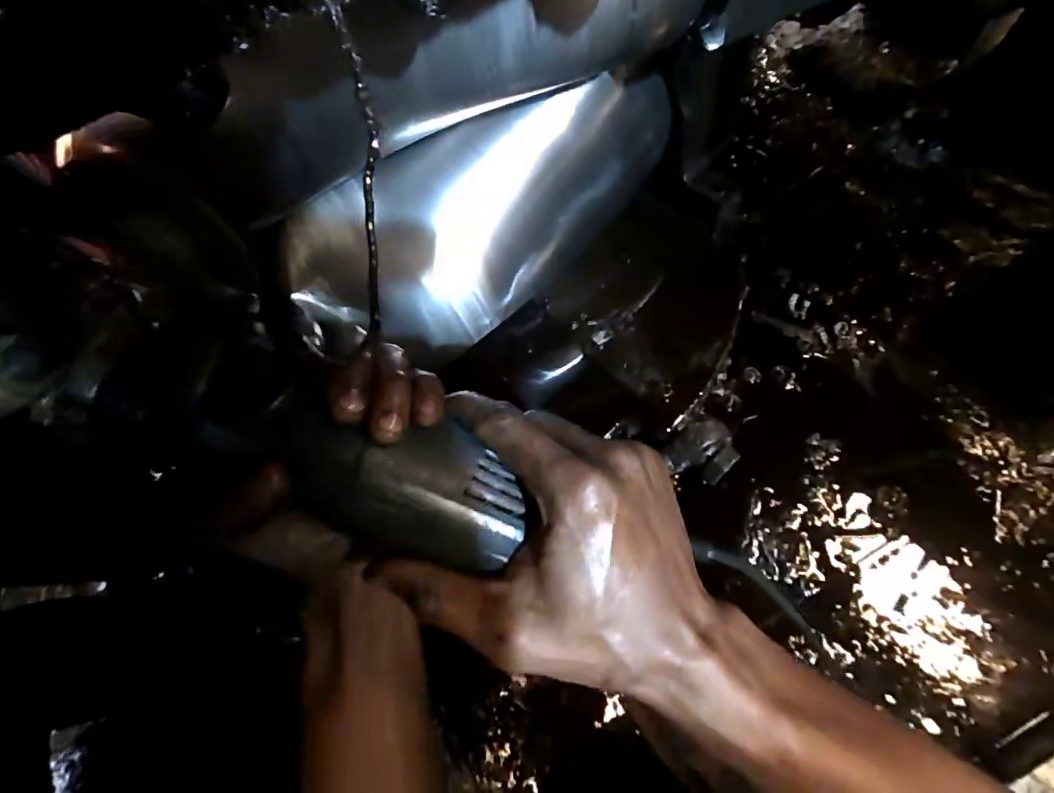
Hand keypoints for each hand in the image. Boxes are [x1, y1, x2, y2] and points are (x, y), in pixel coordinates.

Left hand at [232, 352, 447, 580]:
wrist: (355, 587)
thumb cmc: (299, 551)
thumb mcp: (242, 530)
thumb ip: (232, 504)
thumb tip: (275, 469)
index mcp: (312, 414)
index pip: (327, 364)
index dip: (338, 373)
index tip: (343, 409)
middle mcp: (355, 403)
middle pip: (370, 357)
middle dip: (373, 380)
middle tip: (366, 419)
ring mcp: (395, 410)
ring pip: (402, 366)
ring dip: (400, 386)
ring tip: (396, 428)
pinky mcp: (431, 426)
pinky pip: (435, 390)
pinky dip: (431, 394)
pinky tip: (428, 419)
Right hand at [373, 393, 719, 697]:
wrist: (681, 644)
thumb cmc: (594, 638)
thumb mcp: (507, 627)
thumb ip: (436, 593)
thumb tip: (372, 568)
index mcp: (576, 486)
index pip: (509, 424)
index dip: (469, 411)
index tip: (439, 408)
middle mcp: (609, 456)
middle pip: (536, 420)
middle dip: (497, 426)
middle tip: (463, 447)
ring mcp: (635, 455)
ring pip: (565, 428)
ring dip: (531, 439)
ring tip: (500, 465)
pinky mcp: (651, 462)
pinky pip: (592, 442)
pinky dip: (563, 451)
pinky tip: (547, 481)